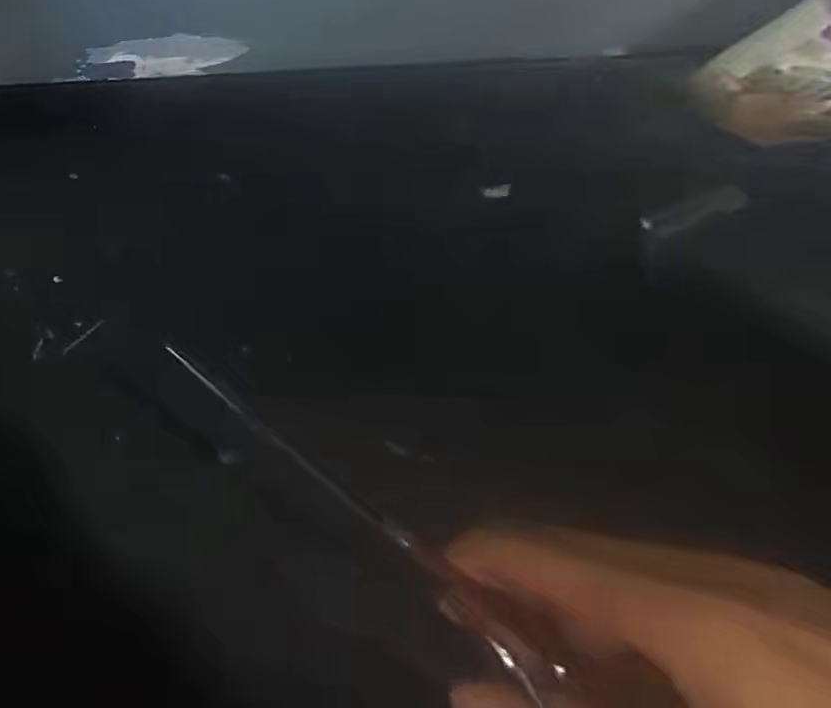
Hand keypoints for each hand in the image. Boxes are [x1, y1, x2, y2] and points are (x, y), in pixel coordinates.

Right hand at [444, 526, 830, 707]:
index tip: (443, 600)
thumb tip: (464, 690)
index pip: (526, 546)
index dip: (468, 564)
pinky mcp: (817, 614)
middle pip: (575, 549)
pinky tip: (652, 669)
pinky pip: (699, 588)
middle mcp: (727, 578)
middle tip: (500, 637)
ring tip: (573, 660)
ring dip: (586, 603)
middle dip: (526, 587)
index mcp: (689, 609)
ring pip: (635, 565)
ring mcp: (788, 594)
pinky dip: (650, 615)